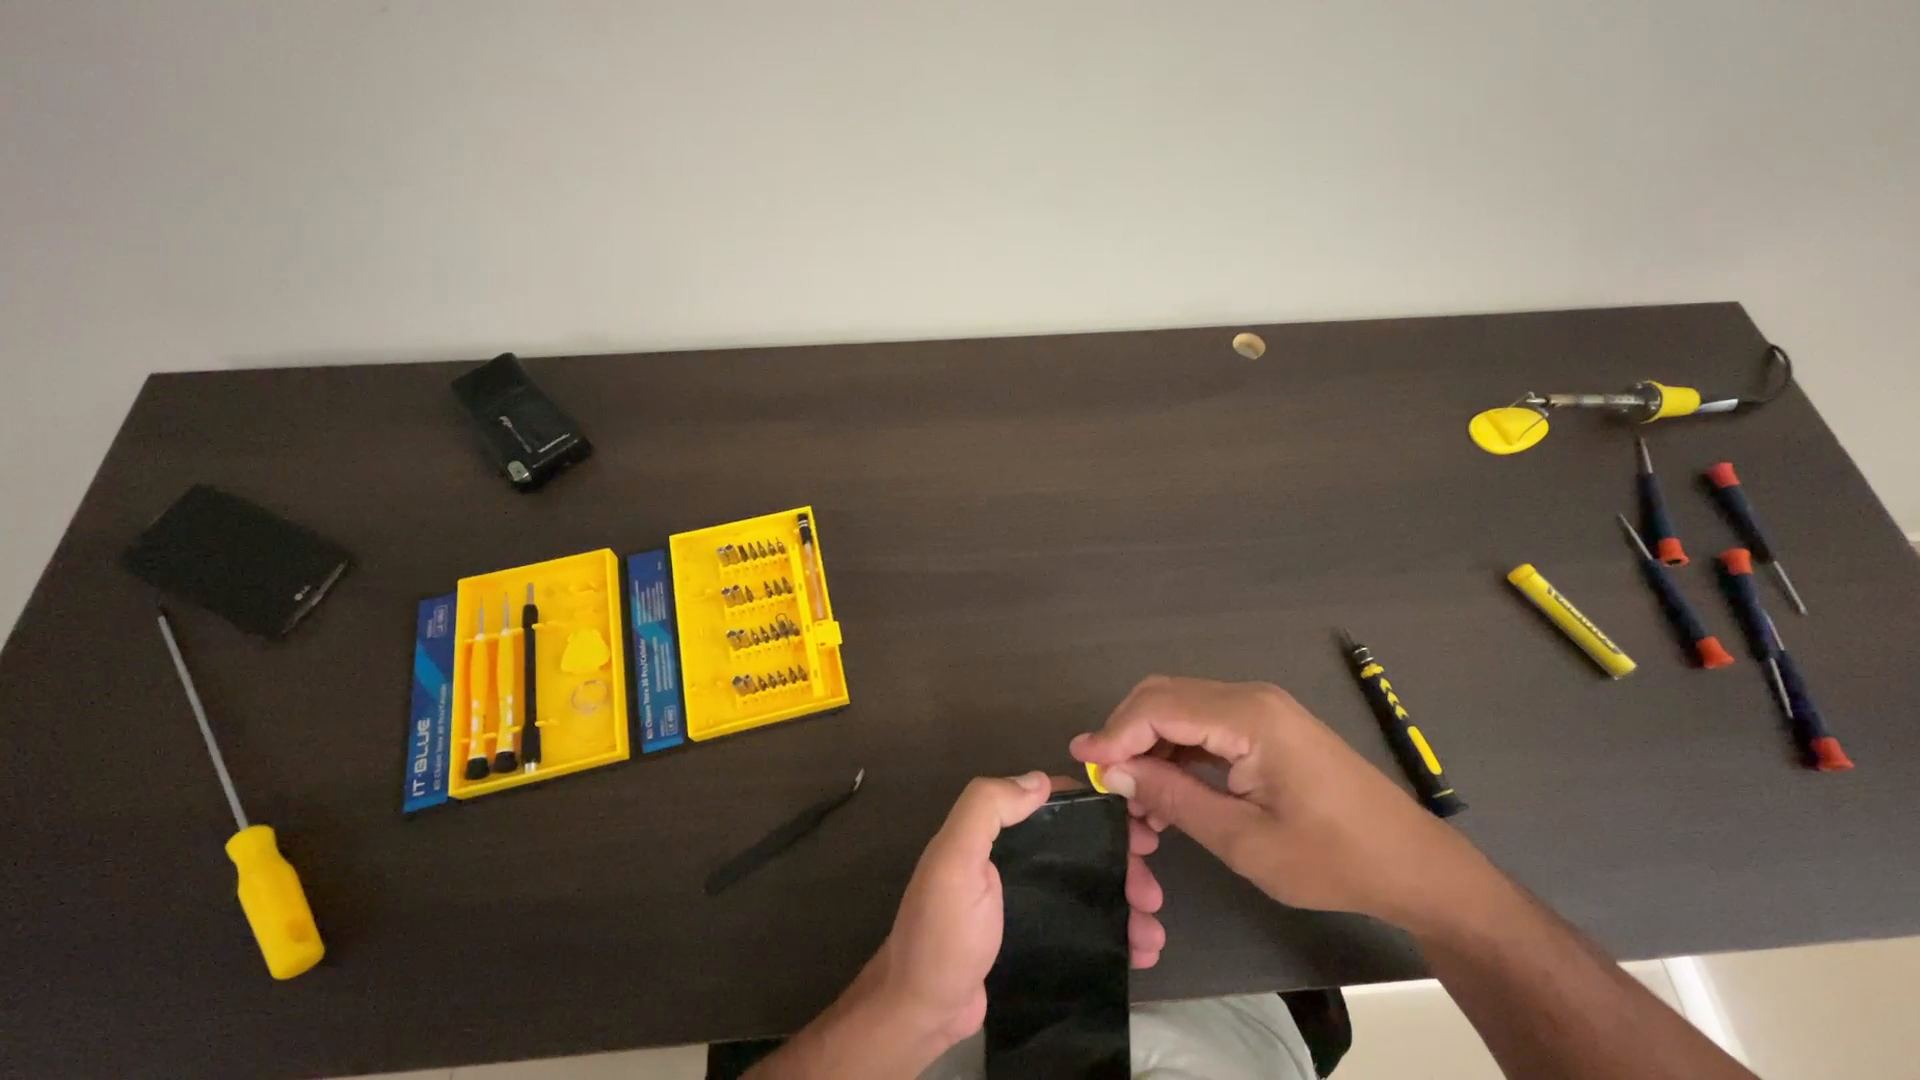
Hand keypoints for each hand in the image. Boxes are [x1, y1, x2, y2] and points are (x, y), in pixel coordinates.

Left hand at [874, 772, 1168, 1048]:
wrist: (923, 1009)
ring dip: (1125, 904)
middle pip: (1080, 850)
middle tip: (1152, 891)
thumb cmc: (943, 932)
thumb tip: (1040, 779)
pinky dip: (1115, 936)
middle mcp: (1012, 862)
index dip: (1098, 812)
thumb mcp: (955, 859)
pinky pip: (1084, 927)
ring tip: (1153, 931)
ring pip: (1088, 890)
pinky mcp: (1036, 939)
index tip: (1138, 827)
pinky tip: (1141, 954)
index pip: (1054, 807)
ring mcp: (1025, 902)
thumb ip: (987, 809)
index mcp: (995, 836)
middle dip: (1122, 864)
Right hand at [1070, 676, 1490, 933]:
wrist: (1413, 865)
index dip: (1113, 732)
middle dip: (1126, 735)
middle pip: (1164, 696)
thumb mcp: (1243, 840)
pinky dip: (1176, 752)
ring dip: (1149, 746)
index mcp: (1249, 717)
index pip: (1158, 706)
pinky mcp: (1267, 727)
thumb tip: (1112, 771)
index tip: (1082, 766)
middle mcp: (1252, 698)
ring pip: (1180, 709)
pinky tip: (1167, 792)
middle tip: (1105, 785)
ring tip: (1134, 800)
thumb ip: (1173, 797)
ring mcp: (1262, 710)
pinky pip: (1204, 725)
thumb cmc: (1332, 859)